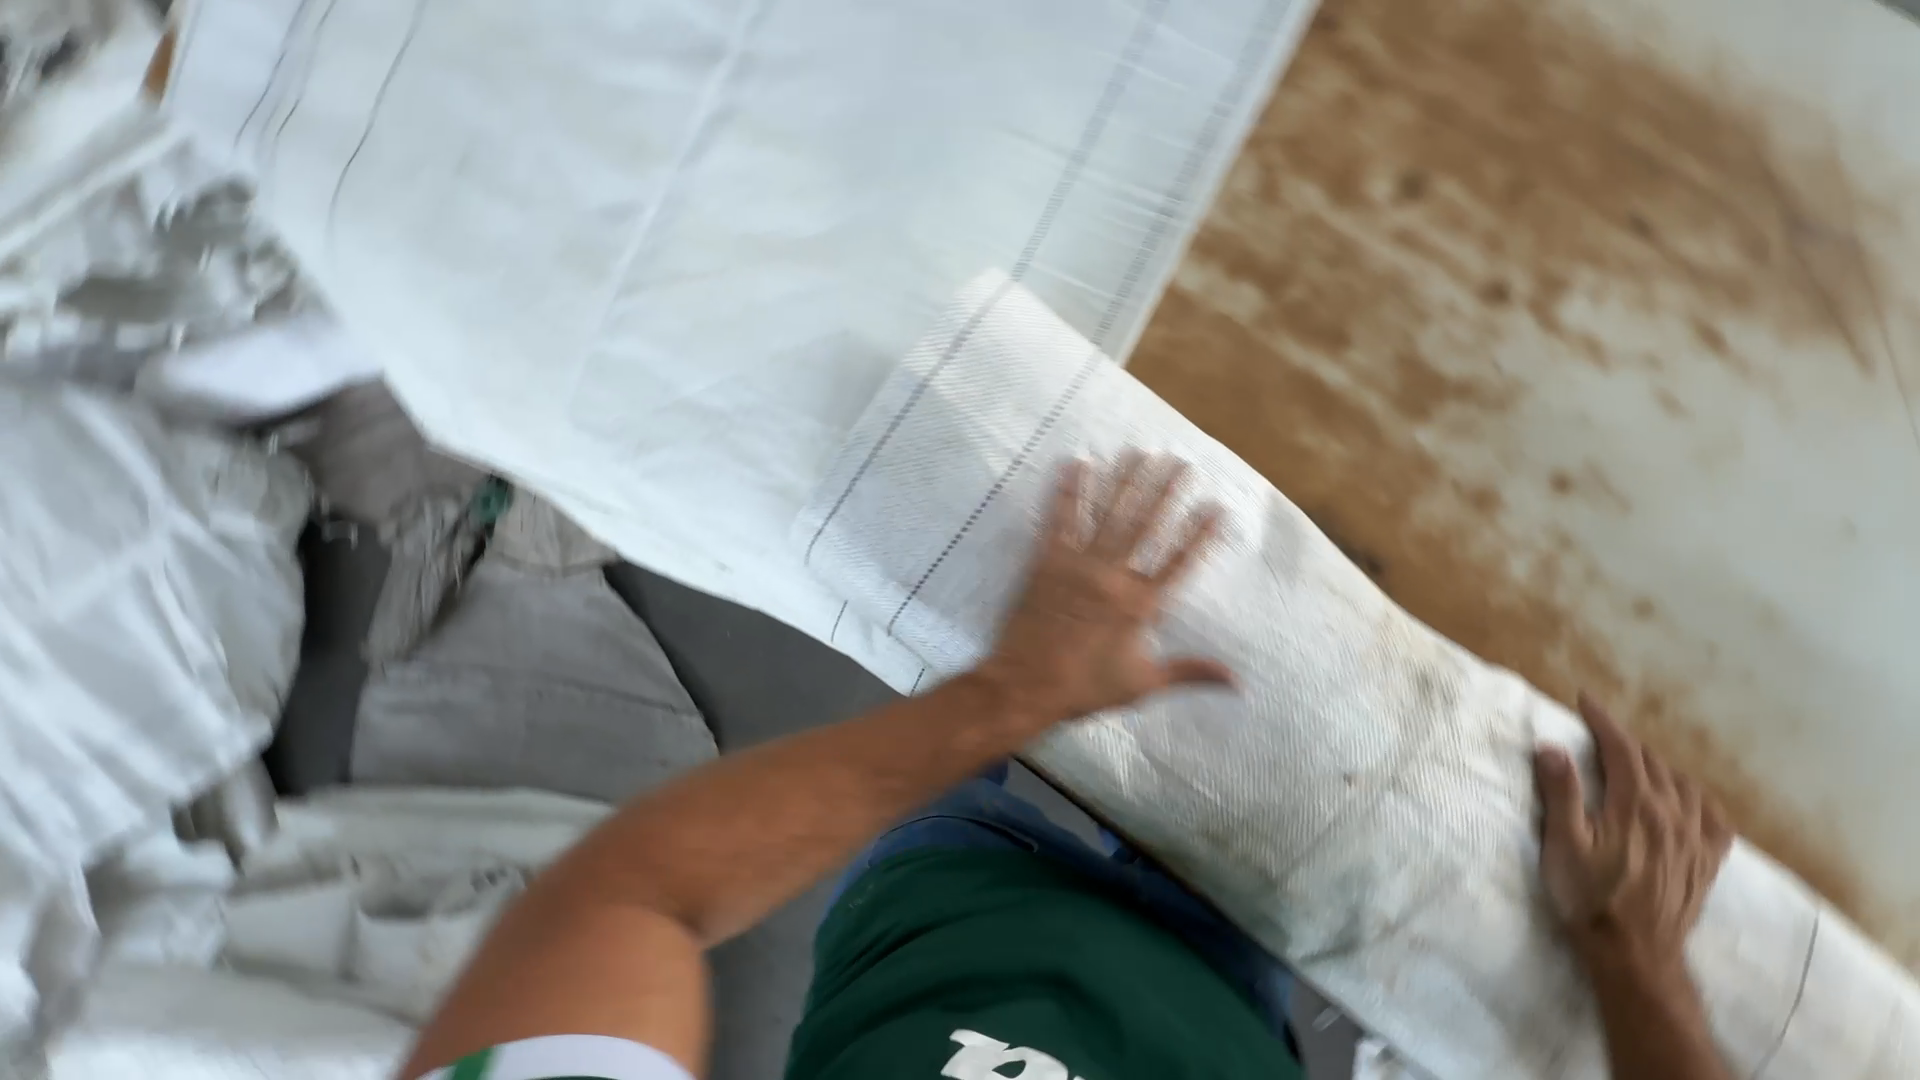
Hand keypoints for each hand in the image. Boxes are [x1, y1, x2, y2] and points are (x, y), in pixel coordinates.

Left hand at [976, 452, 1233, 721]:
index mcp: (1141, 605)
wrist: (1026, 685)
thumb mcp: (1143, 684)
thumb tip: (1240, 682)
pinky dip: (1069, 491)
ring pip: (1107, 514)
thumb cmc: (1085, 688)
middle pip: (1145, 525)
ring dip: (1124, 480)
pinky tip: (1077, 464)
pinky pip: (1059, 519)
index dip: (1199, 533)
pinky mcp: (1045, 562)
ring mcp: (1078, 565)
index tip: (1216, 506)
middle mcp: (1113, 577)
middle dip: (1164, 491)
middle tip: (1180, 461)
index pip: (1179, 561)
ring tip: (1138, 451)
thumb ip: (1191, 672)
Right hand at [1534, 694, 1733, 984]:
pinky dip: (1699, 797)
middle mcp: (1672, 814)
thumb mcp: (1561, 842)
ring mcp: (1695, 840)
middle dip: (1623, 739)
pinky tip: (1687, 798)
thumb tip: (1552, 745)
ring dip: (1656, 764)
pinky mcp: (1706, 862)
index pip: (1621, 748)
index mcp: (1635, 804)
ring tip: (1632, 760)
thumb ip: (1560, 792)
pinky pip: (1715, 818)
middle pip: (1652, 761)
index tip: (1584, 699)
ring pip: (1684, 784)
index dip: (1602, 719)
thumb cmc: (1588, 894)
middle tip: (1596, 731)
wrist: (1633, 951)